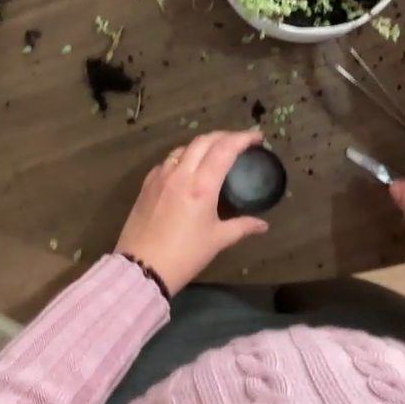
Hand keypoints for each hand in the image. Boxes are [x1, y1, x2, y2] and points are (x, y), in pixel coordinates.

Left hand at [115, 130, 269, 295]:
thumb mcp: (217, 240)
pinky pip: (168, 161)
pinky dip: (183, 157)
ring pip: (184, 148)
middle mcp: (181, 173)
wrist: (141, 268)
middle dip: (225, 135)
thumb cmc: (184, 255)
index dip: (243, 138)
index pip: (225, 149)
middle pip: (204, 140)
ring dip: (203, 144)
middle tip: (239, 141)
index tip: (257, 137)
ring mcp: (161, 176)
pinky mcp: (147, 184)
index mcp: (202, 185)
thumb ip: (242, 227)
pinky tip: (187, 168)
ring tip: (215, 151)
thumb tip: (263, 225)